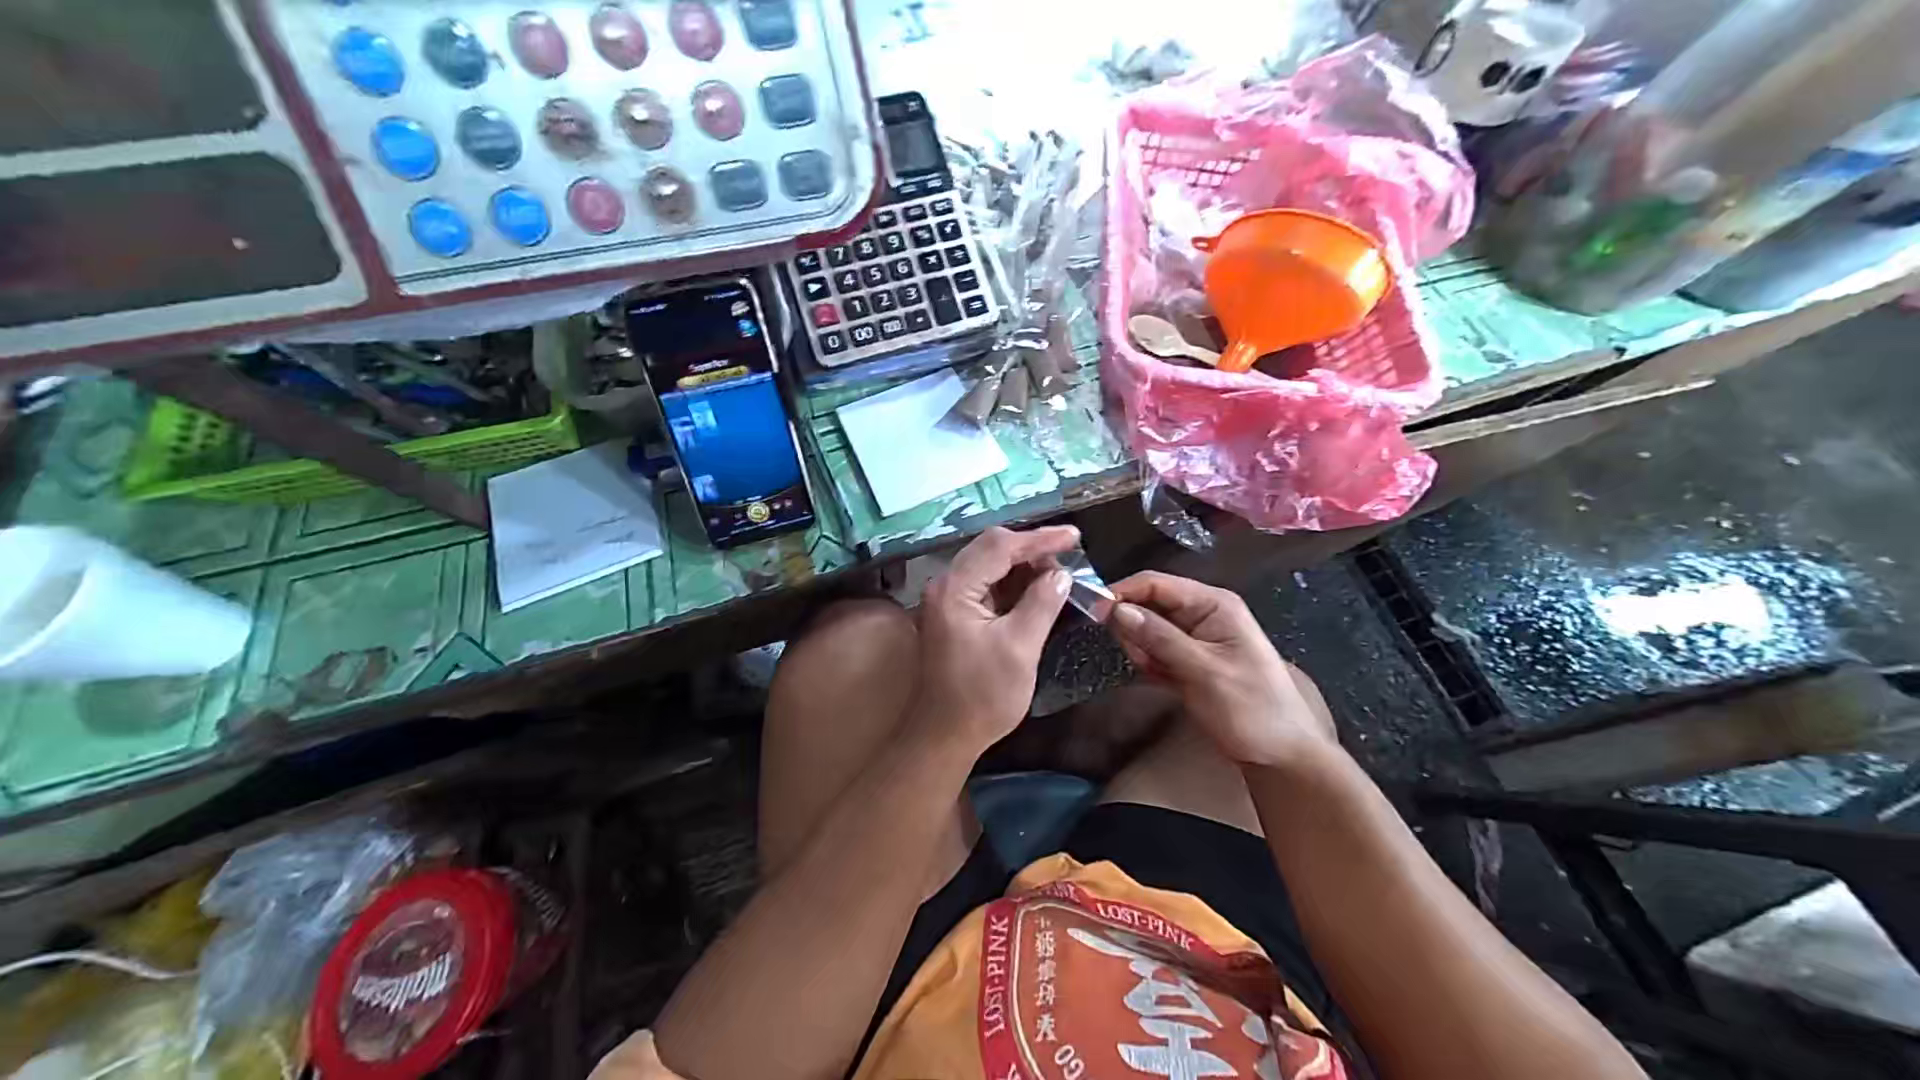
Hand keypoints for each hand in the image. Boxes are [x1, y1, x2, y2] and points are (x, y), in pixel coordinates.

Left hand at [913, 526, 1077, 755]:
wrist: (945, 734)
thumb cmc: (982, 695)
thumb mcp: (1020, 648)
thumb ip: (1041, 604)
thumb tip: (1061, 573)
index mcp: (955, 589)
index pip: (1000, 546)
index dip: (1040, 539)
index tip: (1074, 536)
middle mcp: (945, 586)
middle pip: (991, 548)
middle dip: (1031, 547)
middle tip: (1069, 551)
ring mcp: (947, 600)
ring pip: (988, 564)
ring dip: (1023, 563)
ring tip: (1059, 568)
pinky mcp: (955, 614)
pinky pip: (986, 584)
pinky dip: (1012, 581)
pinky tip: (1037, 586)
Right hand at [1108, 571, 1338, 768]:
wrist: (1280, 755)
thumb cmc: (1251, 708)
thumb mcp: (1205, 671)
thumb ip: (1160, 638)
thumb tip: (1117, 610)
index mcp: (1213, 604)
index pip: (1156, 584)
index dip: (1123, 593)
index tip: (1093, 613)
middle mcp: (1201, 614)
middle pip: (1147, 605)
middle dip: (1134, 629)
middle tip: (1141, 660)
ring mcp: (1193, 638)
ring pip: (1145, 630)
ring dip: (1142, 651)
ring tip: (1159, 675)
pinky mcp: (1185, 661)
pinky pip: (1153, 652)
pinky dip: (1149, 665)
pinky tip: (1164, 682)